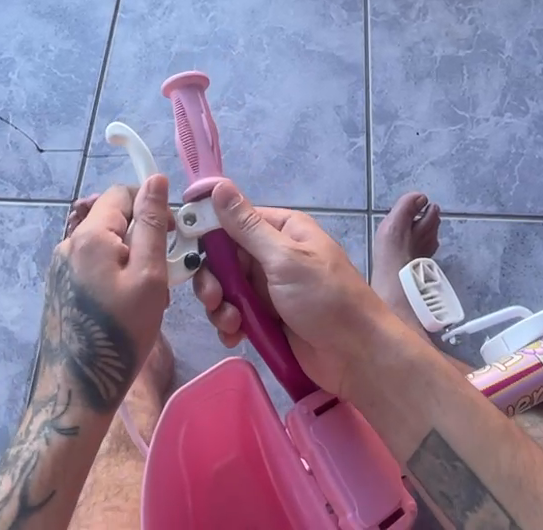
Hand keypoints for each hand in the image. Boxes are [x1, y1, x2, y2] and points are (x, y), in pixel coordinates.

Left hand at [35, 175, 174, 413]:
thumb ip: (153, 224)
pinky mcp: (61, 288)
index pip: (122, 193)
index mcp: (90, 235)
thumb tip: (156, 179)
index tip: (172, 235)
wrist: (77, 390)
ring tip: (149, 295)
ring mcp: (61, 268)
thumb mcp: (149, 275)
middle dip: (144, 236)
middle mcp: (69, 244)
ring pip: (108, 243)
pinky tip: (129, 305)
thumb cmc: (120, 333)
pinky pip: (96, 264)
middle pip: (115, 218)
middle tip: (164, 271)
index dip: (151, 206)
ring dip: (133, 258)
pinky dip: (118, 274)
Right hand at [192, 180, 394, 394]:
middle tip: (213, 298)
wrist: (357, 356)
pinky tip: (235, 337)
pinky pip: (236, 315)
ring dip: (222, 306)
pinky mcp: (268, 319)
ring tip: (232, 323)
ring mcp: (271, 288)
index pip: (235, 221)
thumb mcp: (285, 259)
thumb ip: (247, 227)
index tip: (186, 247)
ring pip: (227, 289)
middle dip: (214, 279)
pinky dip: (230, 325)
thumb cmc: (326, 298)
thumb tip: (219, 186)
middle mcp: (274, 255)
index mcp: (283, 230)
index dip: (209, 233)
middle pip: (226, 258)